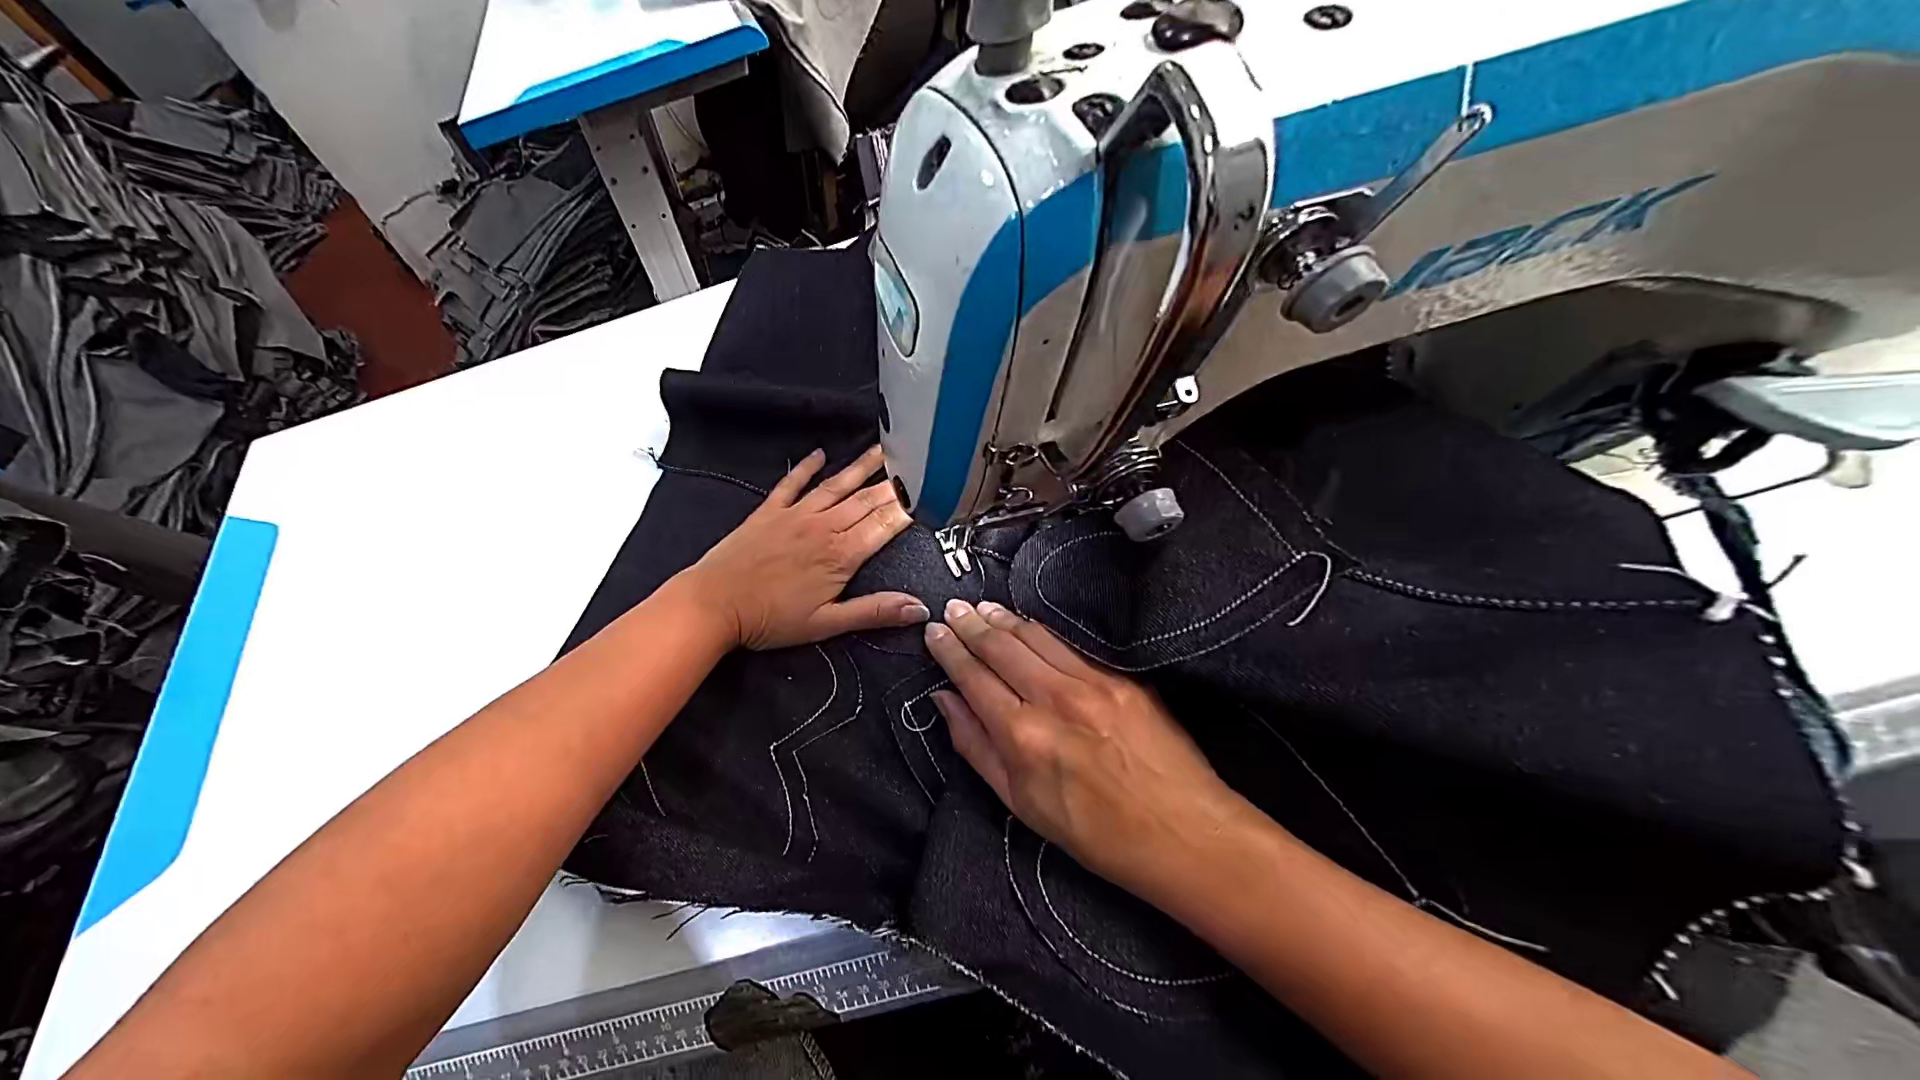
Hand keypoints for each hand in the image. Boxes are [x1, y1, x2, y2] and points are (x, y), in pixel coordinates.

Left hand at [677, 446, 927, 650]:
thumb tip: (917, 608)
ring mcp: (795, 515)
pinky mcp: (769, 512)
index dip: (909, 509)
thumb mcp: (827, 624)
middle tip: (917, 467)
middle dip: (894, 485)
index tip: (930, 495)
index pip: (885, 525)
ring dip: (862, 467)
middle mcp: (823, 527)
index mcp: (841, 555)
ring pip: (837, 485)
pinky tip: (819, 454)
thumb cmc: (769, 619)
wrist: (713, 603)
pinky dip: (807, 467)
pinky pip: (793, 483)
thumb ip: (875, 612)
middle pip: (867, 501)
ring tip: (883, 450)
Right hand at [924, 599, 1249, 899]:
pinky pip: (1073, 644)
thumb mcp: (1023, 805)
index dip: (949, 651)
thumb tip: (946, 703)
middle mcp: (1056, 700)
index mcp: (1024, 736)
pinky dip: (1043, 630)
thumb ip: (977, 748)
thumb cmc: (1099, 834)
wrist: (1185, 833)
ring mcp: (1094, 684)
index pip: (974, 677)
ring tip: (983, 608)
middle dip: (971, 625)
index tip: (934, 634)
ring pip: (1036, 636)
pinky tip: (1030, 624)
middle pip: (1001, 647)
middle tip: (953, 610)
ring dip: (1004, 618)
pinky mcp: (1124, 678)